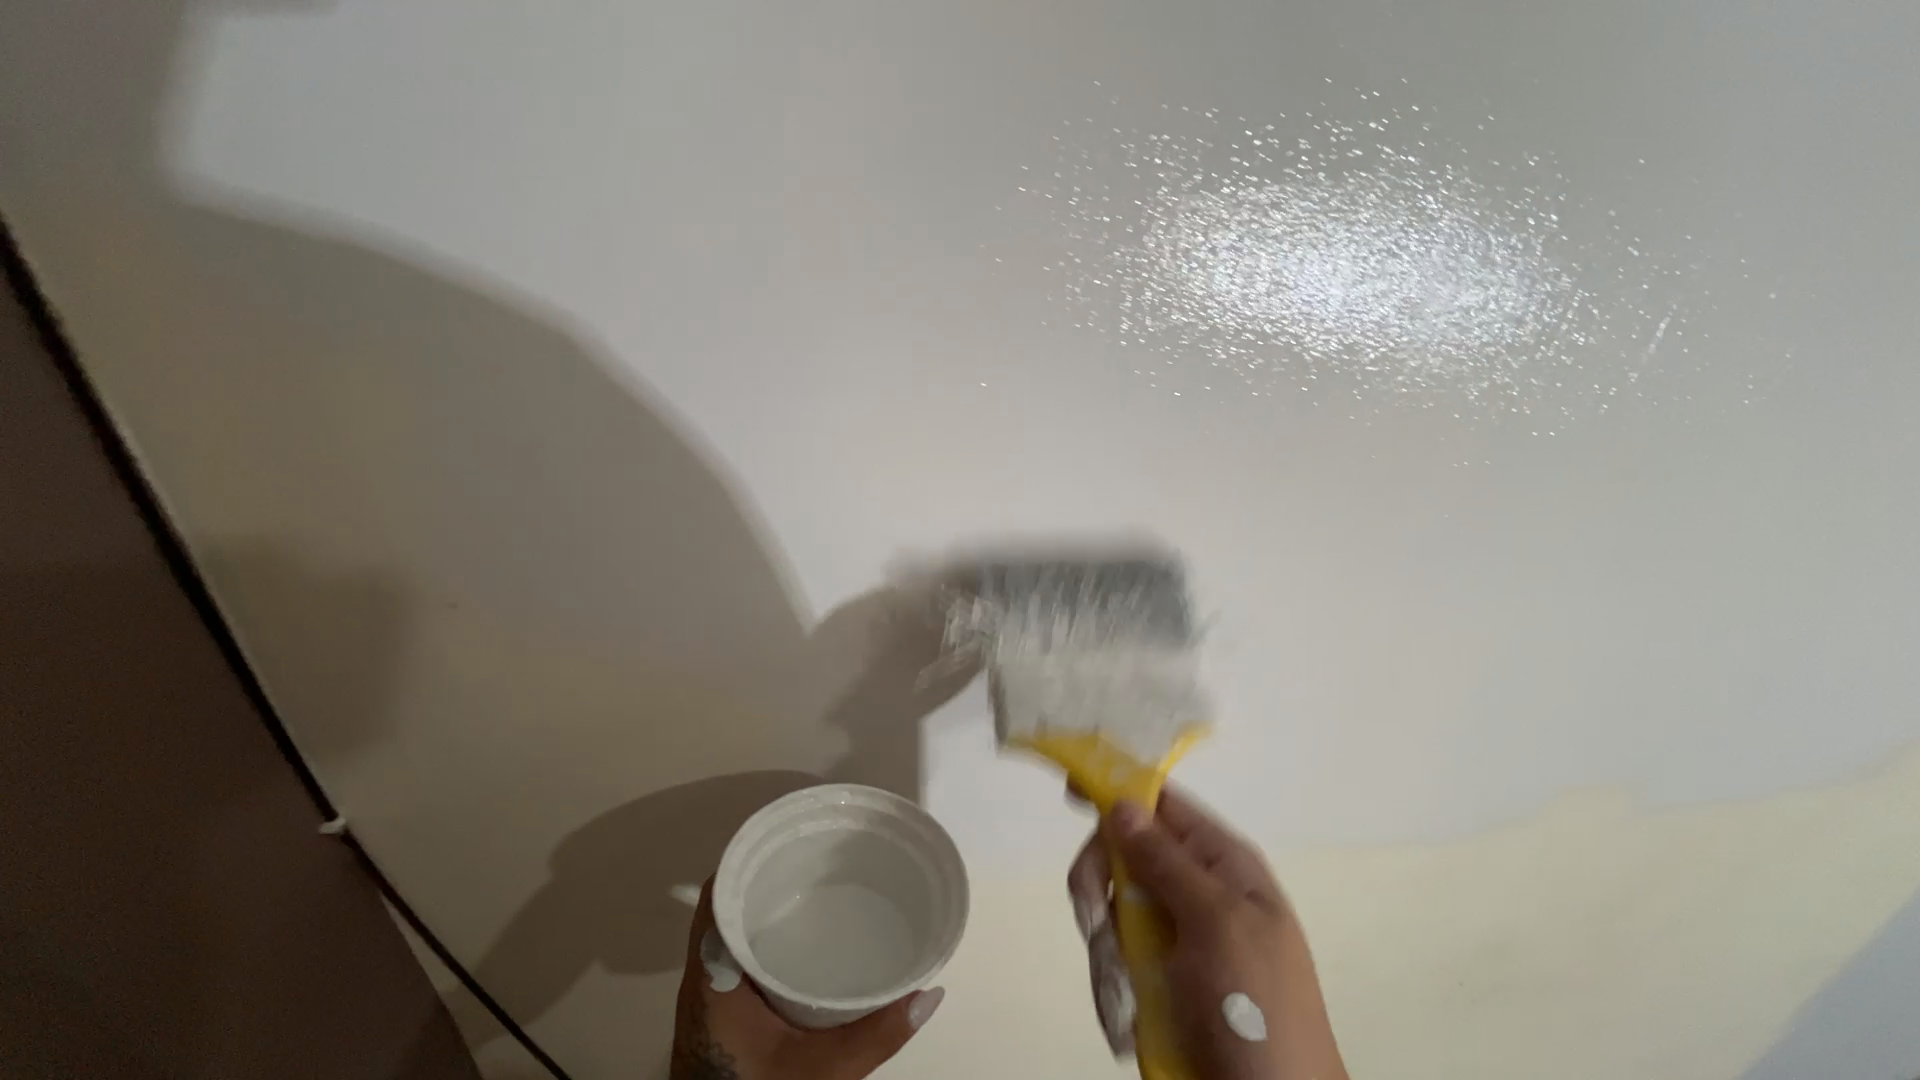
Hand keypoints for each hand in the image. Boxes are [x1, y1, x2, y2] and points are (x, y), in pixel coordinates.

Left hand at [669, 879, 943, 1079]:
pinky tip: (804, 938)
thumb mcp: (819, 1073)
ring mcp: (707, 994)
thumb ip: (874, 1036)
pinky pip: (738, 954)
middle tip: (819, 862)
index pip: (716, 896)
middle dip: (768, 876)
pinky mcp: (720, 1011)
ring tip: (818, 887)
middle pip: (725, 904)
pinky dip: (766, 935)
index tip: (790, 843)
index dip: (747, 860)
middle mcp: (702, 976)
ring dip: (765, 905)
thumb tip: (931, 993)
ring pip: (730, 928)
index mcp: (712, 977)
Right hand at [1067, 788, 1347, 1079]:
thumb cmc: (1255, 1009)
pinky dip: (1113, 989)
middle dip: (1100, 890)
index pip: (1161, 803)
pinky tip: (1130, 1020)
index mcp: (1221, 864)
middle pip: (1121, 855)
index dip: (1117, 790)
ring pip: (1109, 912)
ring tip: (1129, 996)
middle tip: (1096, 924)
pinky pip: (1113, 961)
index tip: (1069, 790)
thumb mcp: (1216, 925)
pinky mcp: (1156, 977)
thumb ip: (1166, 862)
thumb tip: (1122, 801)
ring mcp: (1173, 935)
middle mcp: (1194, 890)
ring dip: (1108, 954)